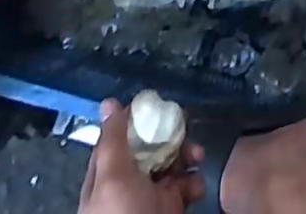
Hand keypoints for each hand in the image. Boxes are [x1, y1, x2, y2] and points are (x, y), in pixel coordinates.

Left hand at [78, 101, 204, 213]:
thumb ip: (112, 139)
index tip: (159, 104)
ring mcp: (150, 198)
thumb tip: (108, 102)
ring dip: (187, 155)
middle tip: (186, 126)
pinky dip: (194, 184)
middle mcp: (128, 182)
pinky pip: (186, 188)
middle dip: (171, 134)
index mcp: (108, 172)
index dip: (140, 118)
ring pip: (171, 163)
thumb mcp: (113, 178)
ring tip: (197, 157)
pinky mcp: (171, 210)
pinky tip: (196, 187)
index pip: (122, 135)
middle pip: (151, 145)